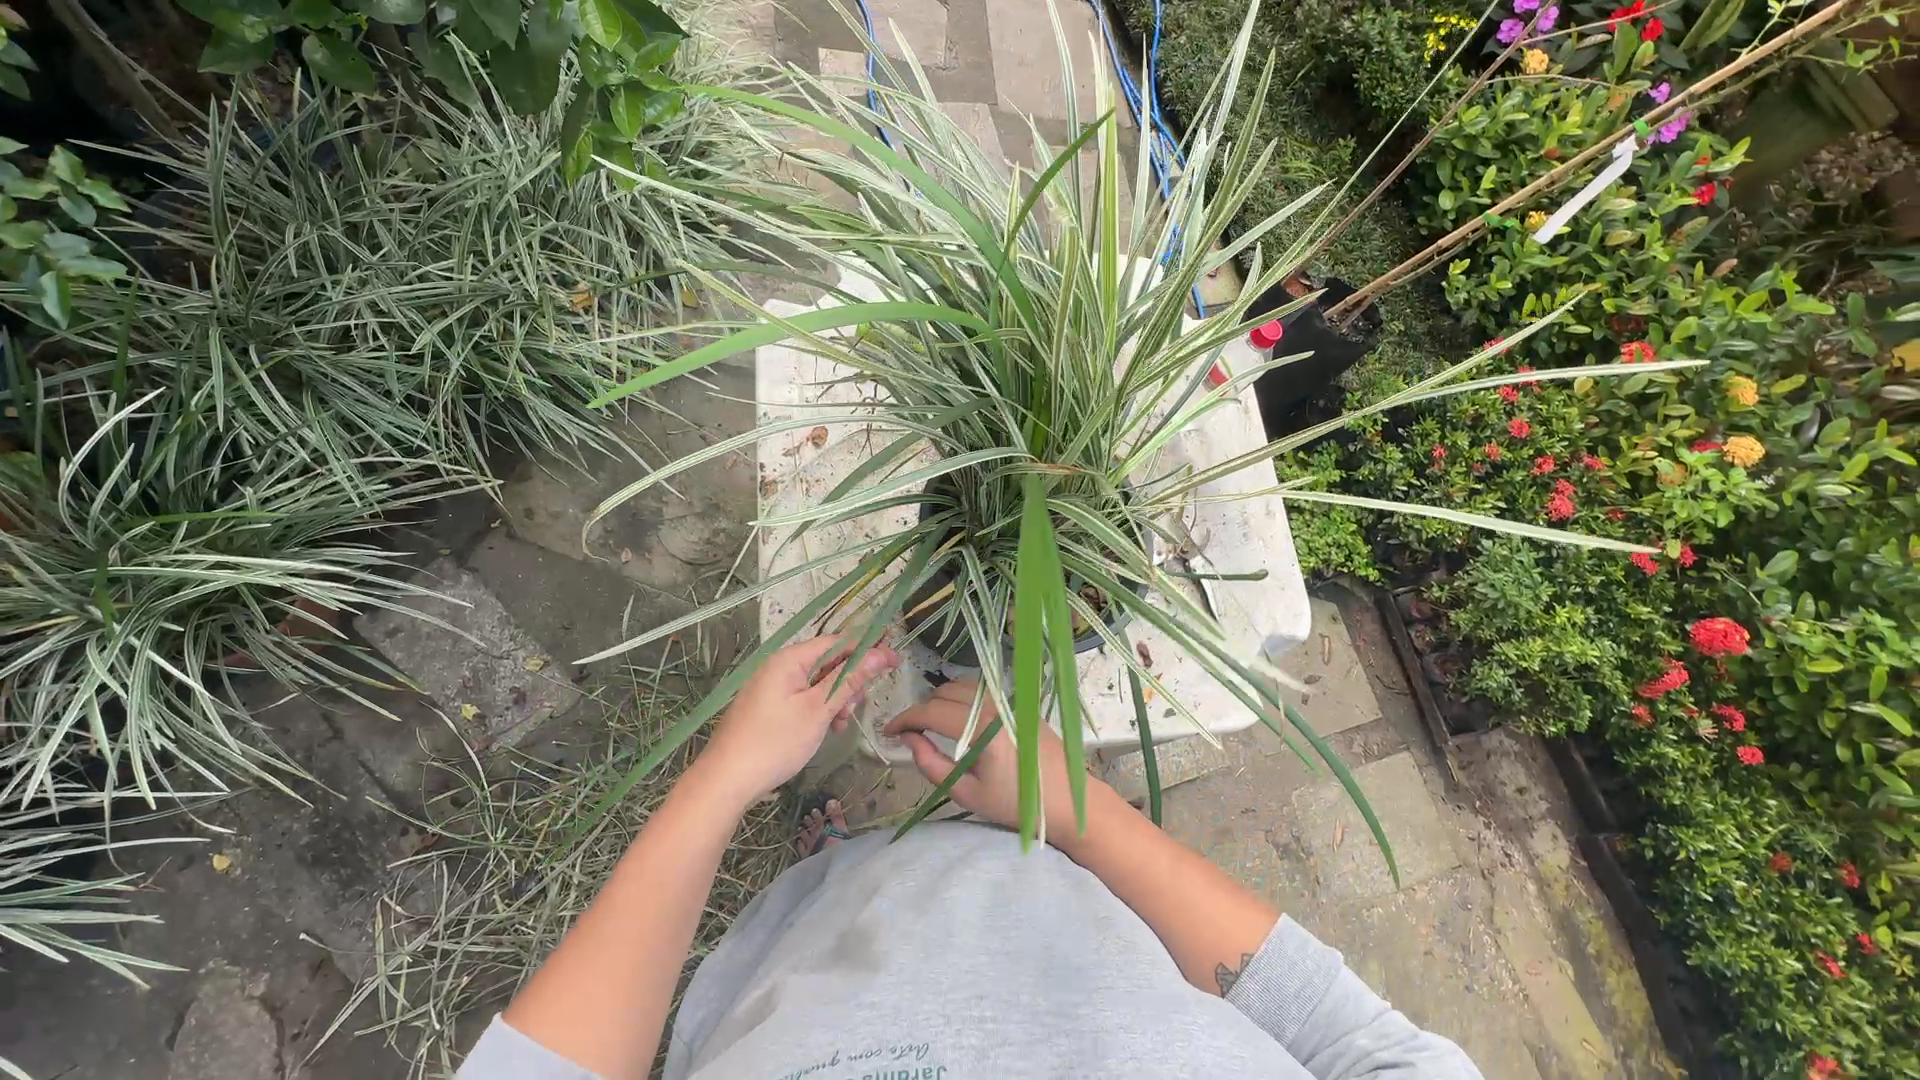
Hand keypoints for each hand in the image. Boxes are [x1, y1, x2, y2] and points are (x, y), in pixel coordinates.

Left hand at [696, 635, 898, 806]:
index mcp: (790, 659)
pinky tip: (826, 729)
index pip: (838, 642)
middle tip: (861, 705)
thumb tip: (879, 654)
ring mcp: (771, 687)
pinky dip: (819, 709)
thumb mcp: (818, 710)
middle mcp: (779, 666)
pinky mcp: (768, 707)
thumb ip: (849, 680)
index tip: (895, 662)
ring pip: (816, 682)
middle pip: (827, 661)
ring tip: (841, 724)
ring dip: (836, 698)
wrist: (726, 780)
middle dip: (850, 680)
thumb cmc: (775, 742)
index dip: (868, 649)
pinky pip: (803, 697)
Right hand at [882, 678, 1112, 851]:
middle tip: (908, 733)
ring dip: (940, 700)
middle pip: (944, 692)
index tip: (888, 732)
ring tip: (929, 726)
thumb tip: (908, 740)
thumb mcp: (967, 793)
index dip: (904, 719)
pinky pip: (981, 692)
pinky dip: (961, 699)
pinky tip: (957, 721)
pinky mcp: (1019, 705)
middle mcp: (995, 706)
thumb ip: (932, 765)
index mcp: (982, 729)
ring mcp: (1010, 702)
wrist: (1069, 801)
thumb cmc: (1016, 805)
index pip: (931, 712)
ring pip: (963, 686)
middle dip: (921, 709)